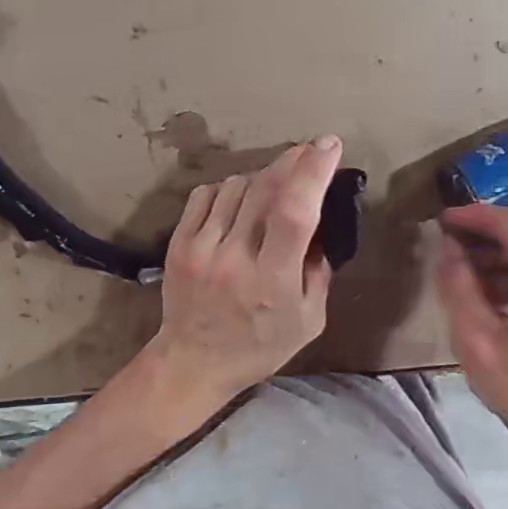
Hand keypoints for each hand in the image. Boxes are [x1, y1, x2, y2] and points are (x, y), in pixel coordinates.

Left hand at [145, 135, 343, 402]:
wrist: (192, 362)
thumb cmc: (260, 346)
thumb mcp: (309, 320)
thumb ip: (319, 270)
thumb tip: (323, 223)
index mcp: (273, 281)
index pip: (294, 213)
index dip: (313, 173)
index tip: (329, 146)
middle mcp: (235, 259)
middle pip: (264, 188)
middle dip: (292, 160)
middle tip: (309, 151)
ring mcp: (201, 249)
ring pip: (235, 186)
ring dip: (261, 177)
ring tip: (274, 187)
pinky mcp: (178, 244)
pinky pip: (205, 195)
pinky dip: (227, 189)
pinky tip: (239, 201)